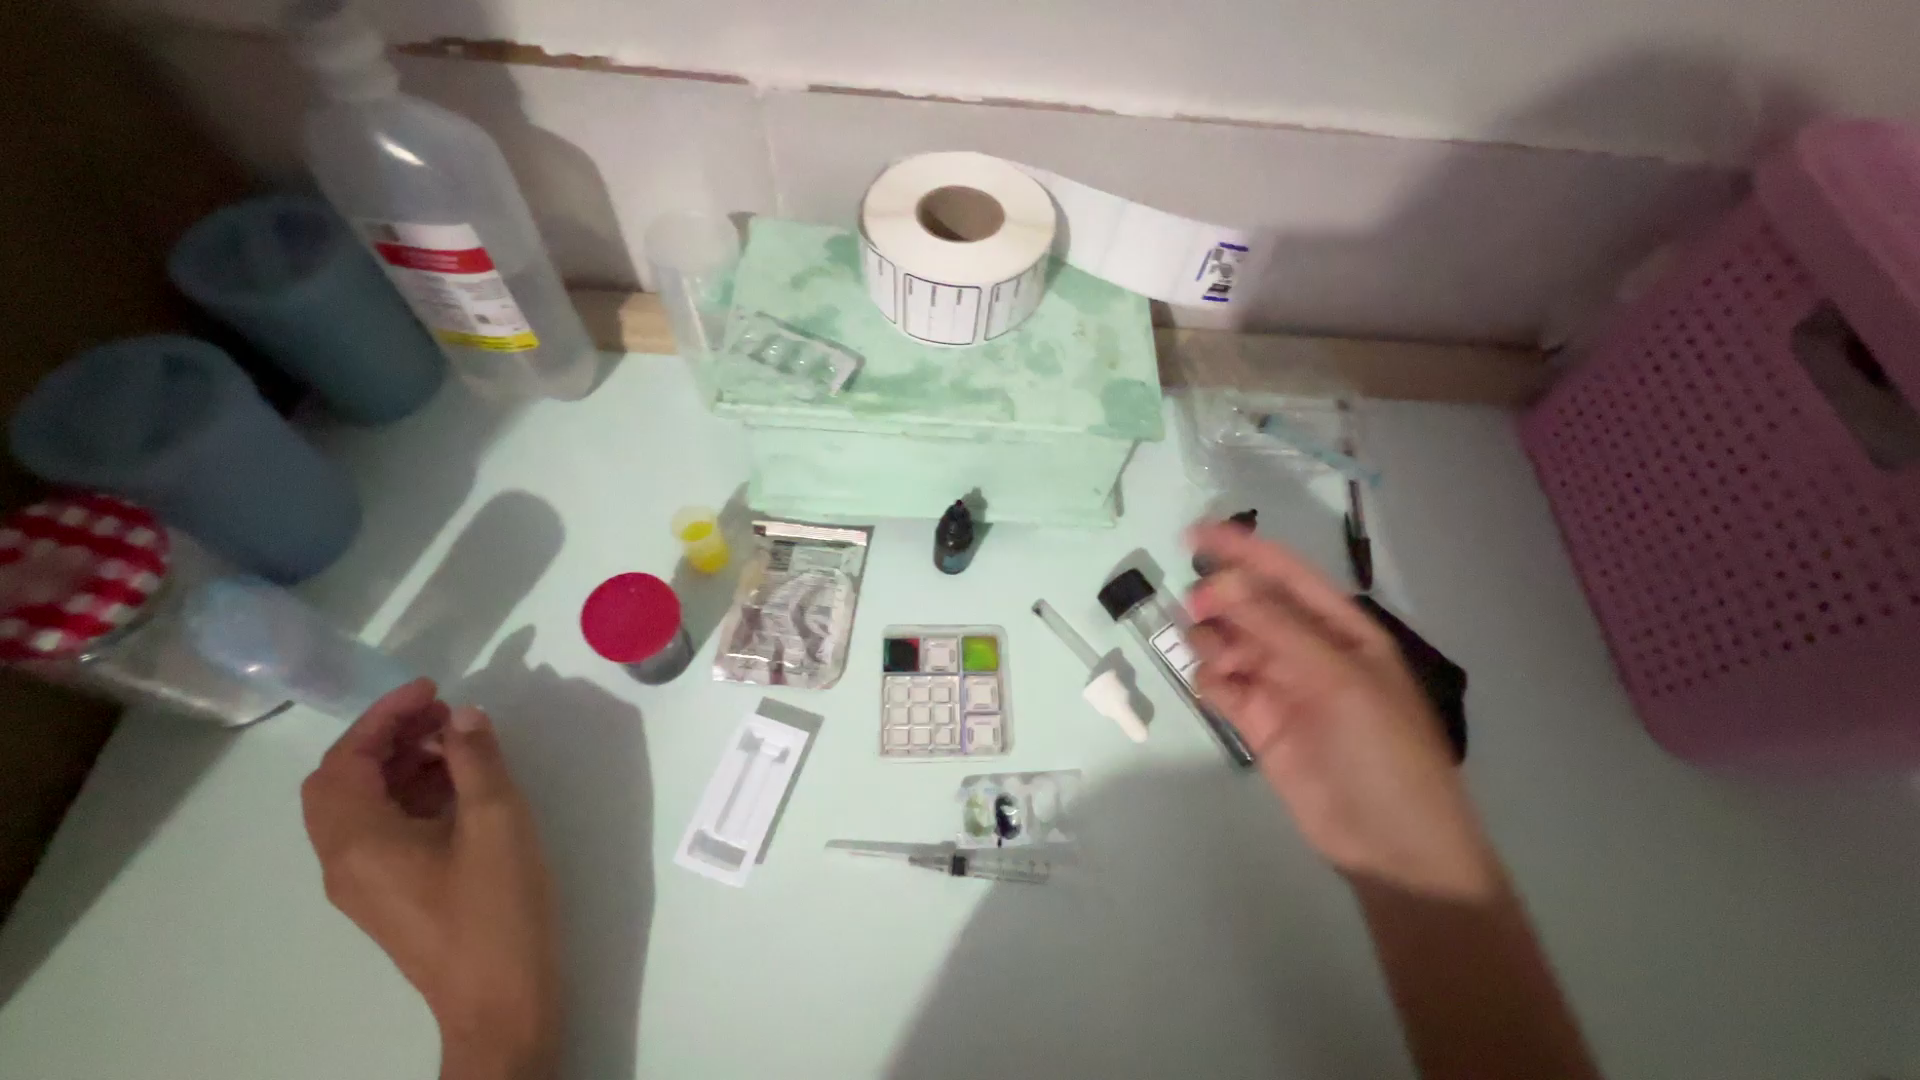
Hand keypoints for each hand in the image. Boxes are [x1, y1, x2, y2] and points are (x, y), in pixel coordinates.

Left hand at [302, 679, 560, 1079]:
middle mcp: (345, 861)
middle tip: (443, 713)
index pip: (347, 761)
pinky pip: (383, 829)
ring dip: (401, 764)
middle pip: (341, 783)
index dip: (384, 716)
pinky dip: (411, 794)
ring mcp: (365, 883)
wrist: (501, 998)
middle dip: (387, 737)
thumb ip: (476, 759)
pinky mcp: (391, 895)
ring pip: (362, 805)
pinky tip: (461, 786)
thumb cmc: (497, 906)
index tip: (433, 687)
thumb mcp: (497, 820)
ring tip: (458, 742)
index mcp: (359, 842)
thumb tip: (462, 714)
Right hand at [1185, 525, 1498, 897]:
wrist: (1393, 845)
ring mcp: (1281, 686)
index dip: (1242, 550)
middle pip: (1250, 606)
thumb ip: (1278, 629)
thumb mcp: (1339, 680)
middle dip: (1220, 600)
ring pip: (1229, 642)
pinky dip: (1211, 679)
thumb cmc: (1384, 751)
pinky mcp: (1258, 722)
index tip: (1193, 533)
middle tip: (1197, 611)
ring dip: (1212, 641)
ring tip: (1215, 661)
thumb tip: (1221, 581)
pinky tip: (1215, 689)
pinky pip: (1222, 685)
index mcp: (1341, 629)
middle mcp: (1307, 649)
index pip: (1285, 575)